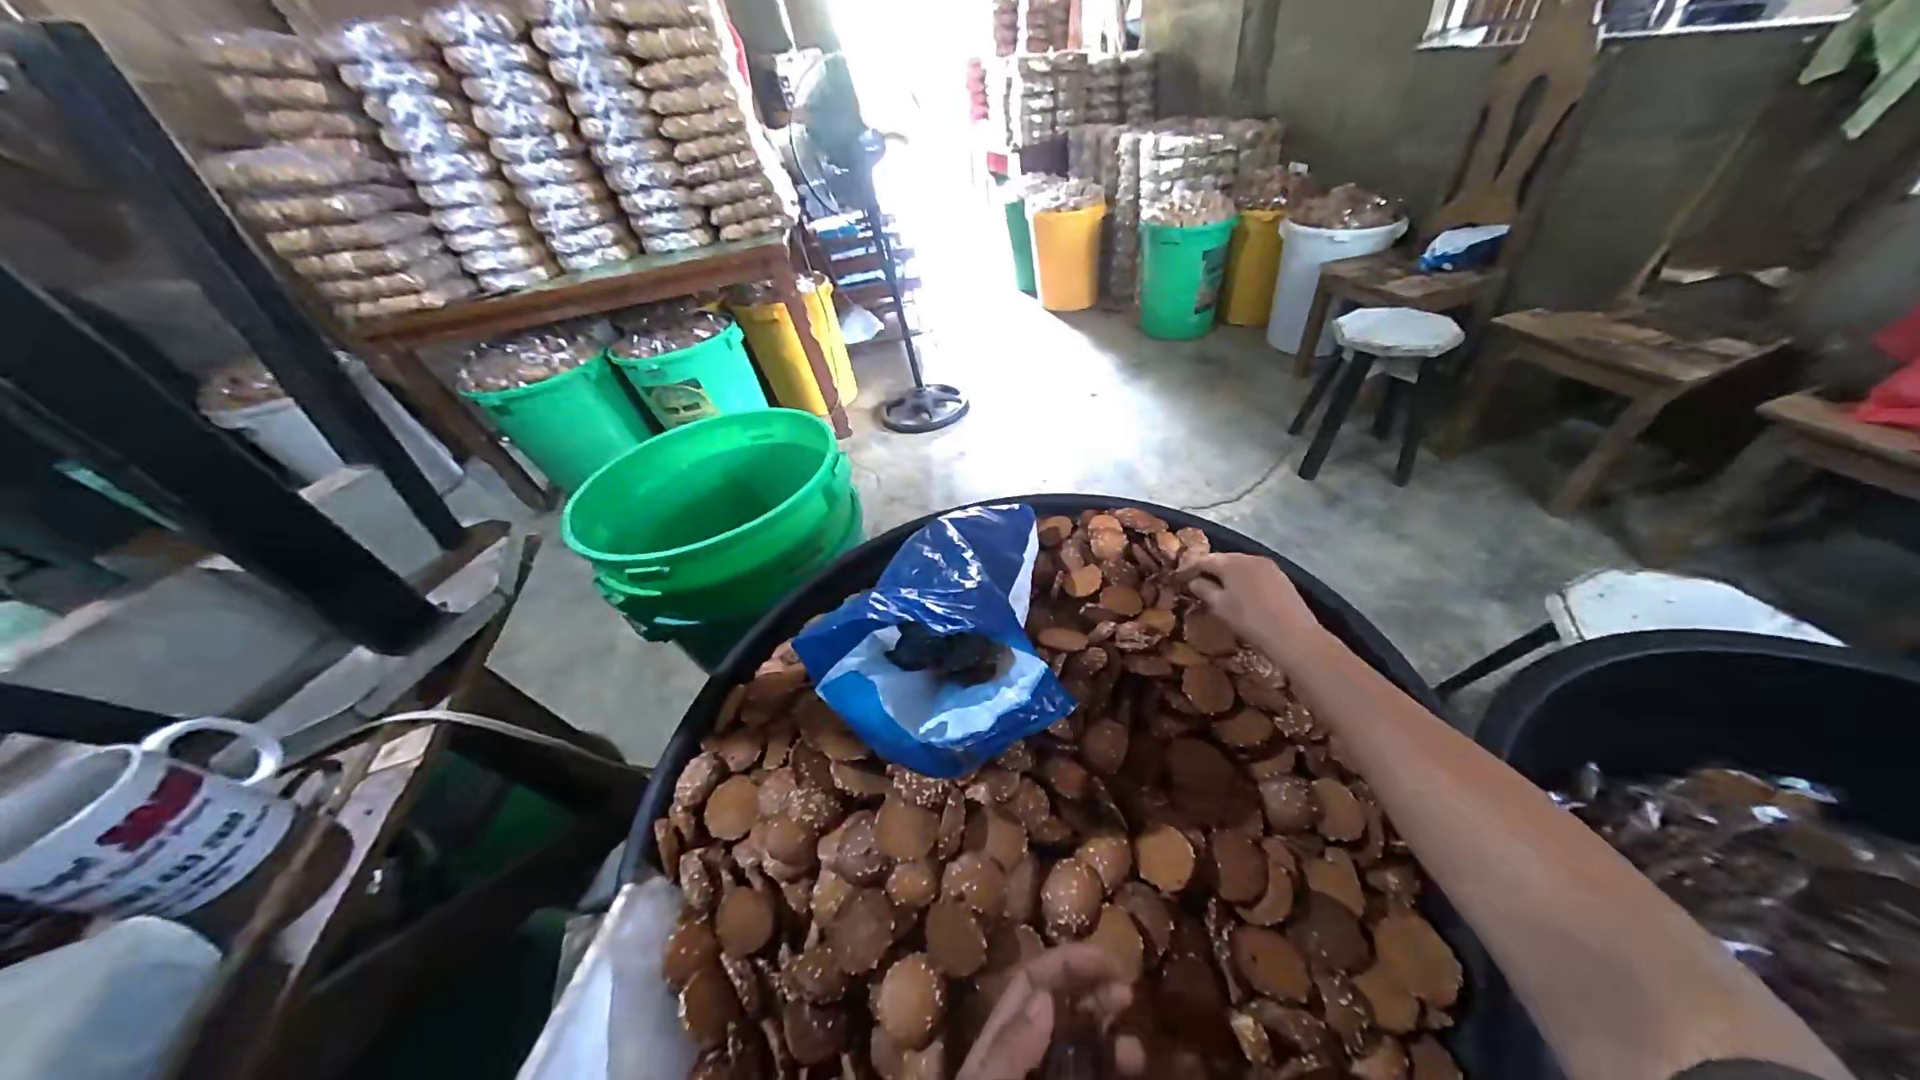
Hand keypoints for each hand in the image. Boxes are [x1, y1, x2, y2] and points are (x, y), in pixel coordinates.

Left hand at [955, 945, 1144, 1079]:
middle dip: (1095, 994)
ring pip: (1085, 1048)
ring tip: (1134, 1047)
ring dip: (1111, 1039)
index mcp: (999, 1039)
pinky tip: (1133, 1065)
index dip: (1067, 963)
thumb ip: (1010, 1047)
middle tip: (1127, 991)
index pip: (1032, 982)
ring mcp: (1049, 1075)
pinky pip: (1098, 1077)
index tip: (1105, 958)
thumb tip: (1046, 997)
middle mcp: (1026, 1053)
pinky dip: (1115, 1069)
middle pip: (1063, 1009)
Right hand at [1176, 553, 1327, 660]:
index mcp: (1231, 563)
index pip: (1203, 559)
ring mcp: (1268, 566)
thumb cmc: (1250, 620)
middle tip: (1198, 583)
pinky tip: (1242, 594)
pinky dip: (1243, 579)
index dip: (1190, 568)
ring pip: (1240, 565)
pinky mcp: (1281, 576)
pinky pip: (1254, 572)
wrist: (1293, 635)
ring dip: (1227, 574)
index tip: (1181, 578)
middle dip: (1209, 569)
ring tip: (1219, 589)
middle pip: (1223, 559)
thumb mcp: (1220, 607)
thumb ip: (1203, 590)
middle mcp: (1249, 557)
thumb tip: (1194, 581)